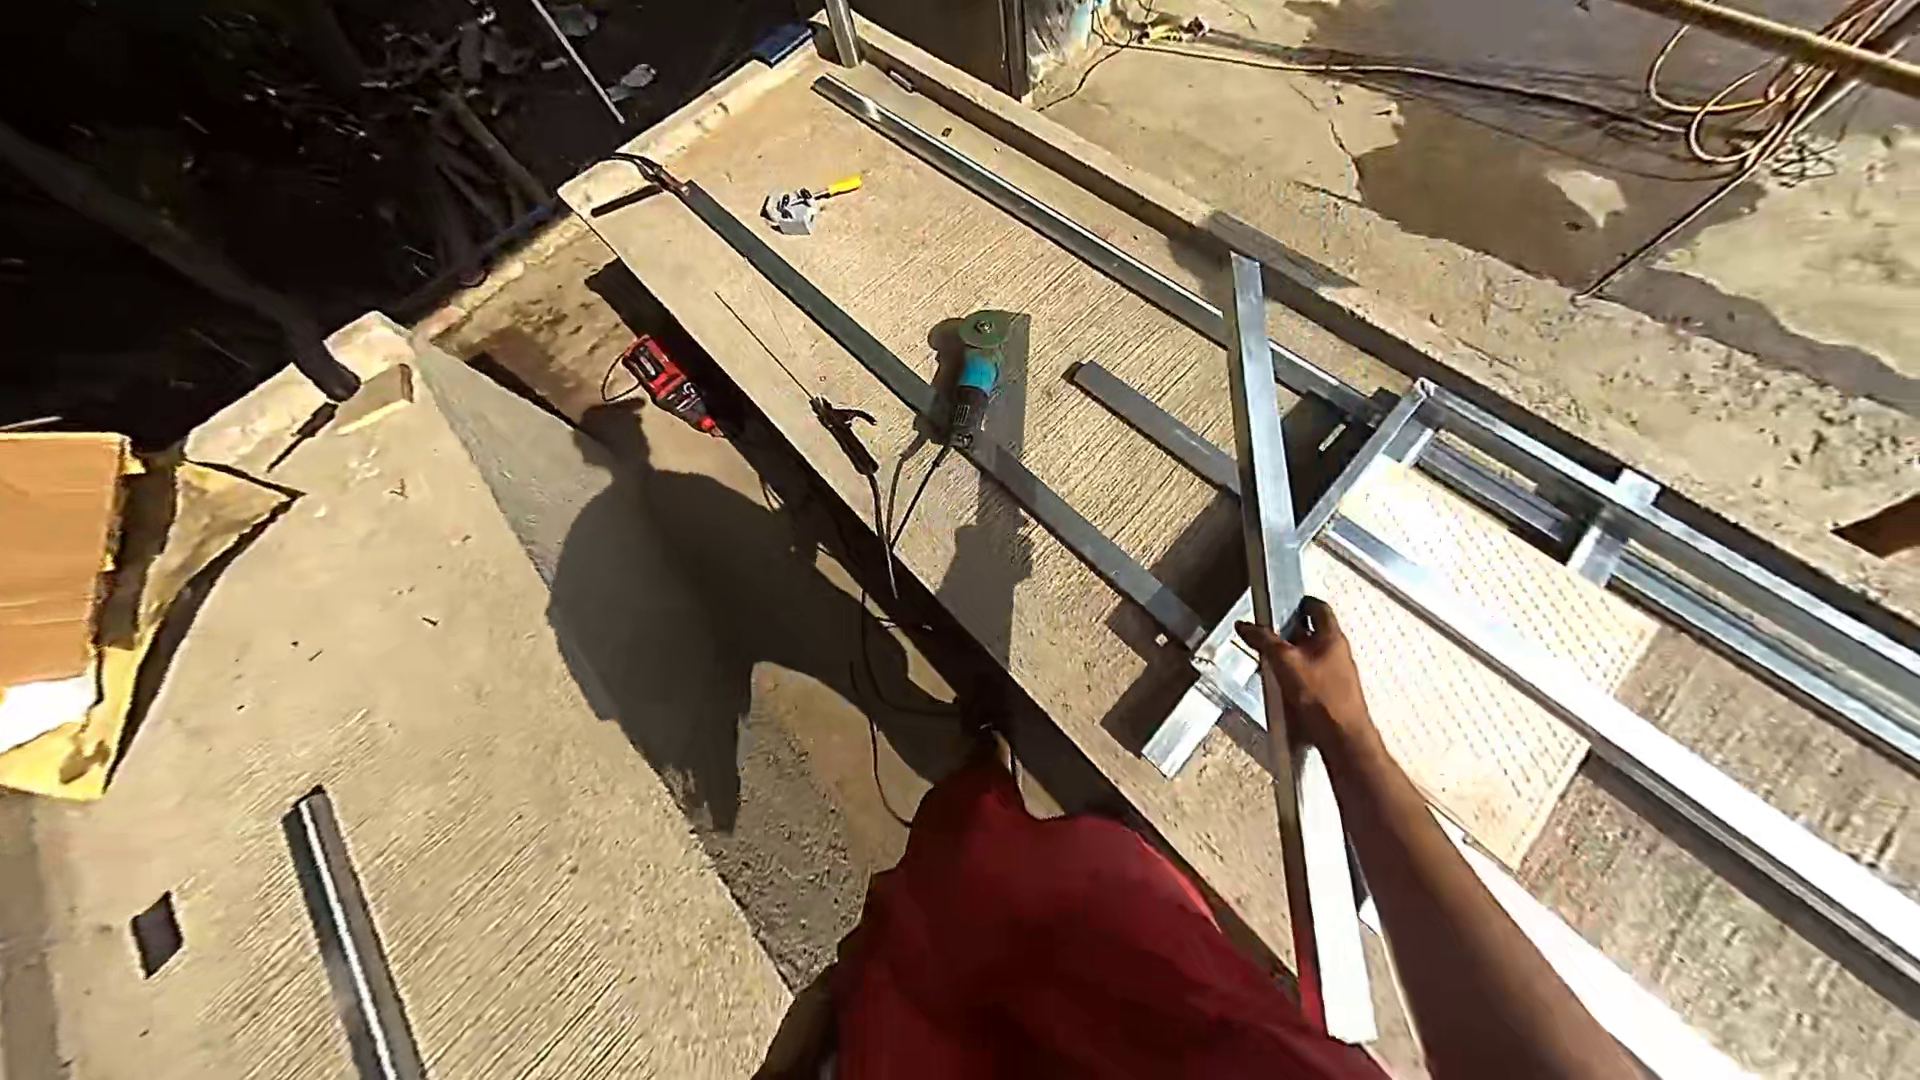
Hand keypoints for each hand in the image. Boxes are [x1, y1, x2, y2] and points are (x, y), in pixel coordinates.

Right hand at [1236, 597, 1375, 749]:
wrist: (1341, 737)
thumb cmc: (1323, 699)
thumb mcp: (1283, 662)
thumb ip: (1263, 640)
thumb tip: (1246, 626)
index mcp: (1332, 638)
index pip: (1318, 608)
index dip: (1300, 602)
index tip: (1286, 602)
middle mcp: (1337, 653)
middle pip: (1312, 631)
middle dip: (1290, 630)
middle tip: (1271, 631)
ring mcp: (1336, 673)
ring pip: (1311, 653)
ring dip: (1291, 653)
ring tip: (1272, 658)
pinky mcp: (1331, 692)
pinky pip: (1310, 674)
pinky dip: (1295, 673)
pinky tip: (1283, 685)